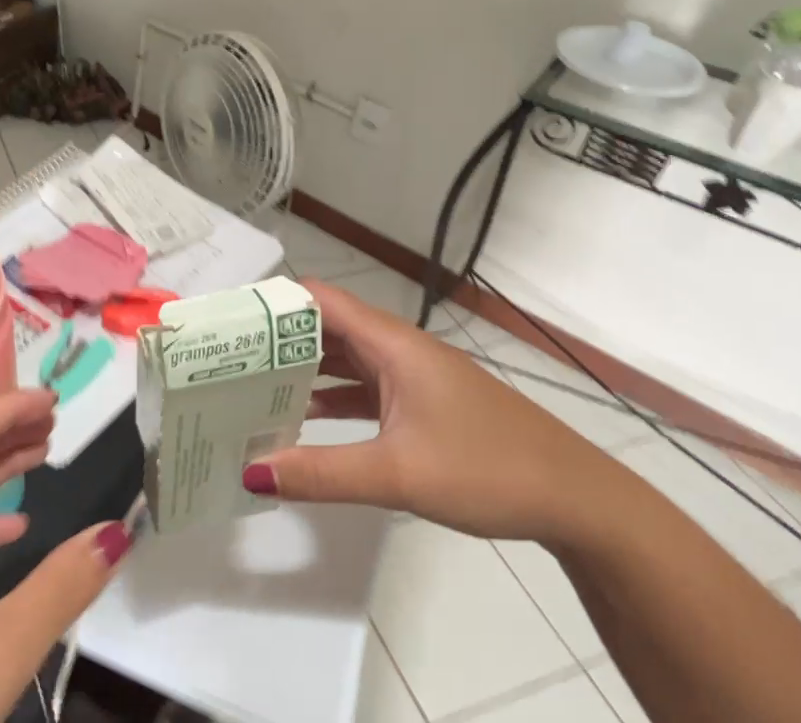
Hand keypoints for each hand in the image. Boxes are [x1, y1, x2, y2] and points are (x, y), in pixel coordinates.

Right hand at [242, 278, 633, 545]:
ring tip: (248, 388)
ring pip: (345, 361)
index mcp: (394, 346)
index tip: (226, 323)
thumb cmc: (489, 470)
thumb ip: (321, 473)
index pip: (320, 300)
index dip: (271, 304)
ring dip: (302, 371)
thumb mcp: (397, 474)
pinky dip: (331, 399)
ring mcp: (415, 379)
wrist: (577, 500)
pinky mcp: (424, 406)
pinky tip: (303, 422)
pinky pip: (364, 390)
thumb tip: (250, 473)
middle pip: (326, 329)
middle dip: (275, 341)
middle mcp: (400, 351)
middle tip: (223, 361)